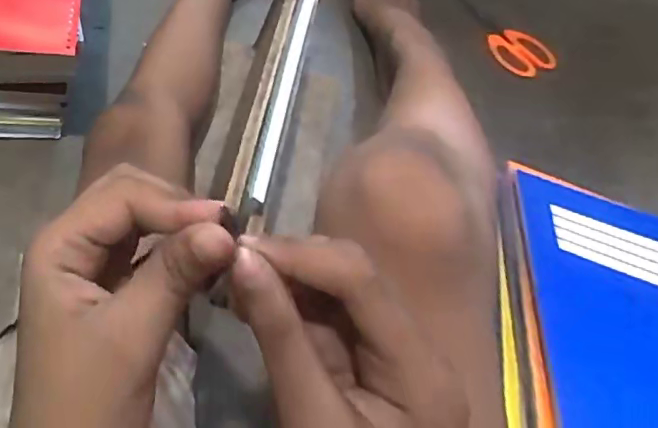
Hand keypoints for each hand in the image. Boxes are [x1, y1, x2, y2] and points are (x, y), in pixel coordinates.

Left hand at [11, 165, 235, 427]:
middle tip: (222, 228)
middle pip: (127, 195)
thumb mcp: (130, 339)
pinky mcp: (106, 288)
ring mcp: (86, 264)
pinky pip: (143, 248)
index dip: (172, 203)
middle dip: (174, 204)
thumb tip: (225, 229)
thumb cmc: (87, 407)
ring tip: (218, 238)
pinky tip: (200, 255)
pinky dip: (173, 246)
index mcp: (58, 244)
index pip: (120, 195)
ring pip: (137, 217)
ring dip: (177, 222)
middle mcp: (69, 241)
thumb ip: (174, 275)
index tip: (224, 223)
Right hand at [231, 235, 467, 427]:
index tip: (241, 247)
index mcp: (421, 367)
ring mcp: (395, 350)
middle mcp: (418, 345)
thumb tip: (241, 257)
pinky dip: (292, 298)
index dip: (299, 253)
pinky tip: (259, 296)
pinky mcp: (370, 358)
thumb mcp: (309, 418)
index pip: (359, 278)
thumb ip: (279, 334)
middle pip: (354, 274)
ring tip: (240, 275)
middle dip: (293, 259)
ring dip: (288, 274)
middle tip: (236, 259)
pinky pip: (330, 311)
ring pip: (339, 285)